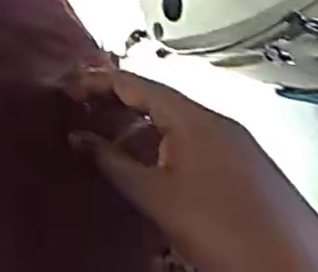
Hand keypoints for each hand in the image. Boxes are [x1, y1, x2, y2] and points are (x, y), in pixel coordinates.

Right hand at [68, 68, 317, 271]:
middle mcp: (218, 125)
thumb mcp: (156, 197)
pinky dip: (161, 149)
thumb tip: (80, 139)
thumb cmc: (236, 237)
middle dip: (113, 106)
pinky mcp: (248, 175)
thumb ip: (111, 162)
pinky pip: (192, 145)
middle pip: (153, 99)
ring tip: (110, 149)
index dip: (94, 82)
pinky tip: (149, 174)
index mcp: (195, 118)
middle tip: (82, 114)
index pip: (132, 81)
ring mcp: (237, 149)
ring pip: (173, 124)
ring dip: (136, 131)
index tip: (69, 89)